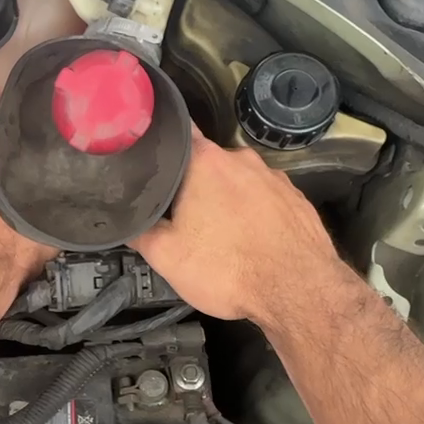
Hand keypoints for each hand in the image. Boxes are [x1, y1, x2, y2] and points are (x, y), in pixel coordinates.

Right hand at [132, 131, 340, 322]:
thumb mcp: (165, 256)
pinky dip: (251, 214)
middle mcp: (242, 161)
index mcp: (205, 163)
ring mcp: (273, 178)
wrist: (297, 293)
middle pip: (206, 162)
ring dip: (223, 201)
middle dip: (191, 184)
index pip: (177, 131)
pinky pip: (263, 200)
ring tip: (214, 236)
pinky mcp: (295, 200)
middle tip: (177, 216)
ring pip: (236, 182)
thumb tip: (126, 223)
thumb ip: (139, 232)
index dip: (160, 139)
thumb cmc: (230, 270)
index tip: (149, 153)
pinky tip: (245, 242)